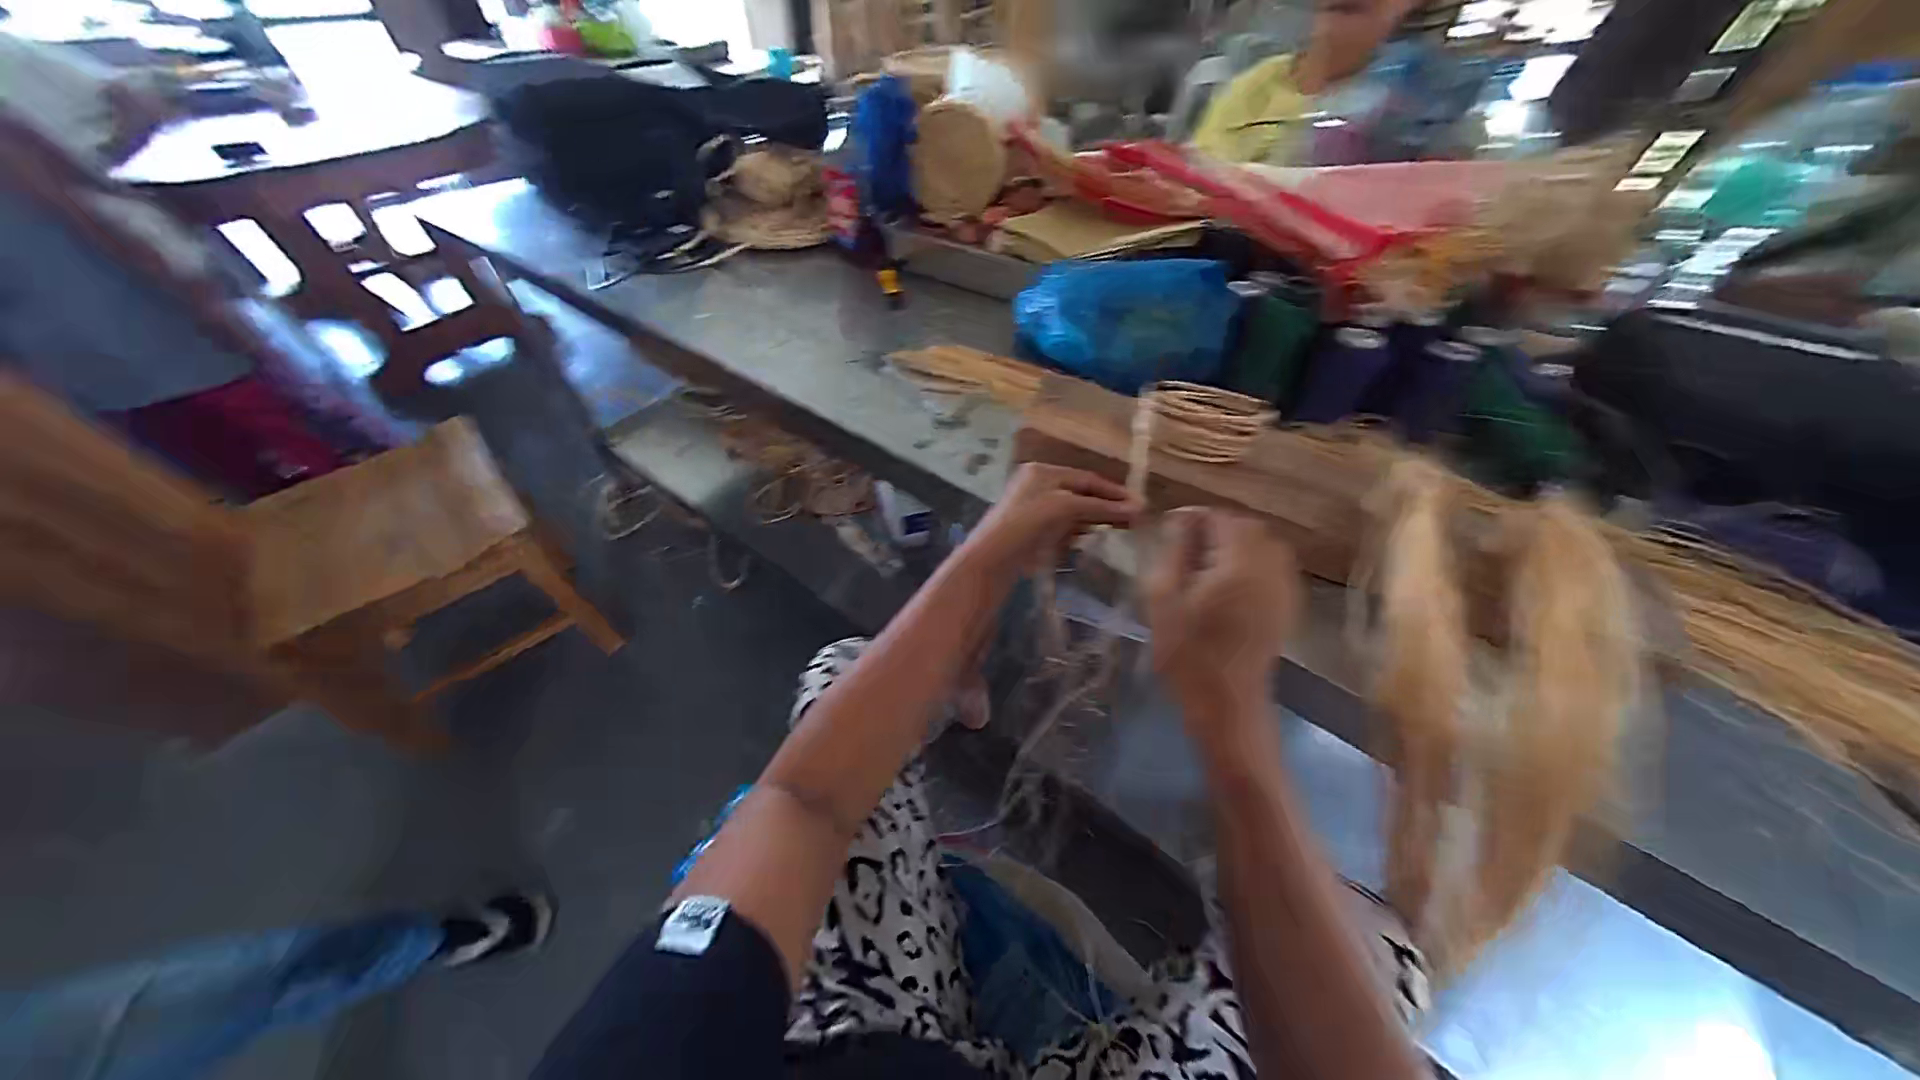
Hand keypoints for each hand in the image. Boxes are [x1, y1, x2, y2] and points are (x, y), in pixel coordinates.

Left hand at [962, 463, 1141, 578]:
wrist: (994, 556)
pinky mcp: (1033, 531)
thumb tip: (1138, 508)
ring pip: (1073, 511)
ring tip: (1121, 528)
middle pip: (1081, 493)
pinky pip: (1063, 527)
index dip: (1113, 491)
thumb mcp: (1067, 507)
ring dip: (1095, 519)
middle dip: (1106, 506)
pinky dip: (1079, 531)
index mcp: (1043, 472)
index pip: (1086, 478)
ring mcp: (1035, 509)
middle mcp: (1038, 486)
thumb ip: (1101, 507)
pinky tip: (1091, 537)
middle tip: (1134, 519)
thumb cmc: (1029, 522)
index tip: (1138, 504)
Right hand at [1147, 508, 1299, 719]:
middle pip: (1249, 527)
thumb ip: (1174, 553)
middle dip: (1218, 527)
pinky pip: (1276, 566)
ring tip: (1209, 562)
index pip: (1221, 519)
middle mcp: (1269, 569)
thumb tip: (1182, 521)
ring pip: (1266, 545)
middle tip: (1188, 545)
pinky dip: (1254, 562)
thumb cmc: (1187, 653)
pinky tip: (1231, 582)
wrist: (1227, 702)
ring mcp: (1284, 588)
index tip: (1171, 527)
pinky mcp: (1288, 606)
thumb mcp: (1163, 599)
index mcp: (1238, 564)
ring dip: (1238, 543)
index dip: (1195, 516)